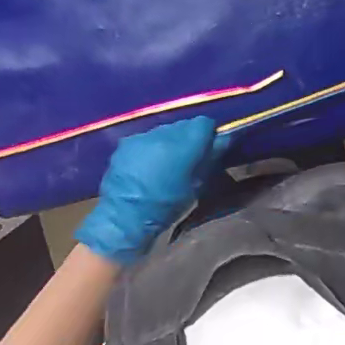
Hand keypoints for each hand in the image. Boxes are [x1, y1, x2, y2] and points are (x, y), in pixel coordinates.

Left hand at [74, 116, 229, 263]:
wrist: (124, 221)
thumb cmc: (166, 209)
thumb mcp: (195, 188)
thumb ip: (208, 160)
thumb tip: (221, 141)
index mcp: (182, 146)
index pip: (203, 123)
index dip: (208, 134)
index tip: (210, 147)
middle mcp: (161, 134)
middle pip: (183, 126)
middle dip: (188, 138)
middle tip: (189, 158)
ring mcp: (140, 137)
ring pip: (164, 131)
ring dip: (169, 142)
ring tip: (168, 162)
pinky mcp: (125, 144)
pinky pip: (145, 139)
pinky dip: (151, 147)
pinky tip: (148, 165)